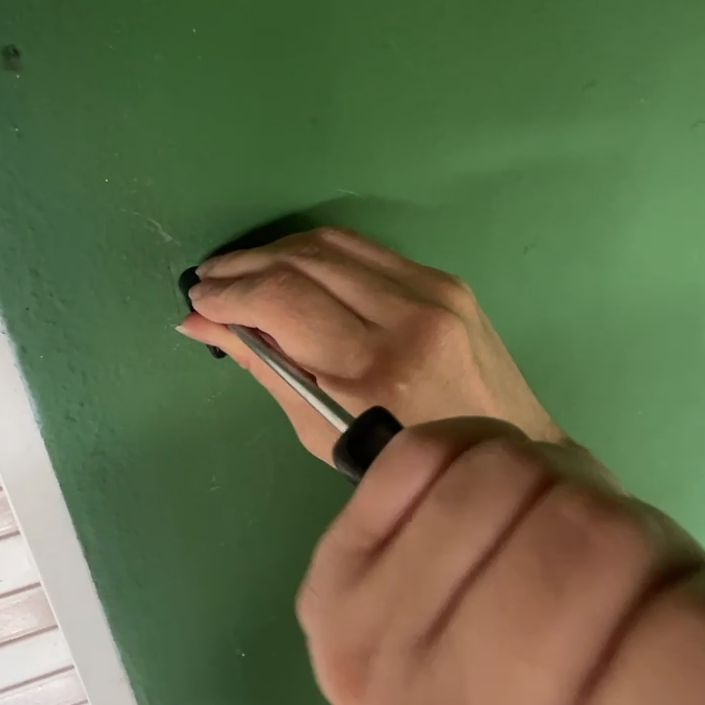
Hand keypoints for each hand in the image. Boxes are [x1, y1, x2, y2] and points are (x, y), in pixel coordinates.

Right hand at [178, 227, 567, 464]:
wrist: (507, 447)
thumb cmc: (402, 460)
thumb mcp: (320, 430)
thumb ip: (264, 367)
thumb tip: (200, 323)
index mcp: (375, 368)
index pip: (284, 303)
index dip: (230, 295)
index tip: (198, 301)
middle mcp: (408, 315)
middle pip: (304, 263)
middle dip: (243, 268)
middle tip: (208, 281)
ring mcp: (433, 289)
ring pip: (331, 244)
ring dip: (274, 251)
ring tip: (238, 270)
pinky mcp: (444, 278)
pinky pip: (363, 249)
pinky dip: (315, 251)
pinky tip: (287, 264)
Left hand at [297, 418, 704, 704]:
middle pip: (595, 542)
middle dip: (654, 557)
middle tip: (640, 604)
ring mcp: (376, 664)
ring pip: (510, 480)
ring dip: (567, 497)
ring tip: (567, 561)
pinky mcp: (333, 595)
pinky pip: (428, 458)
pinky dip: (482, 461)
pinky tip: (494, 527)